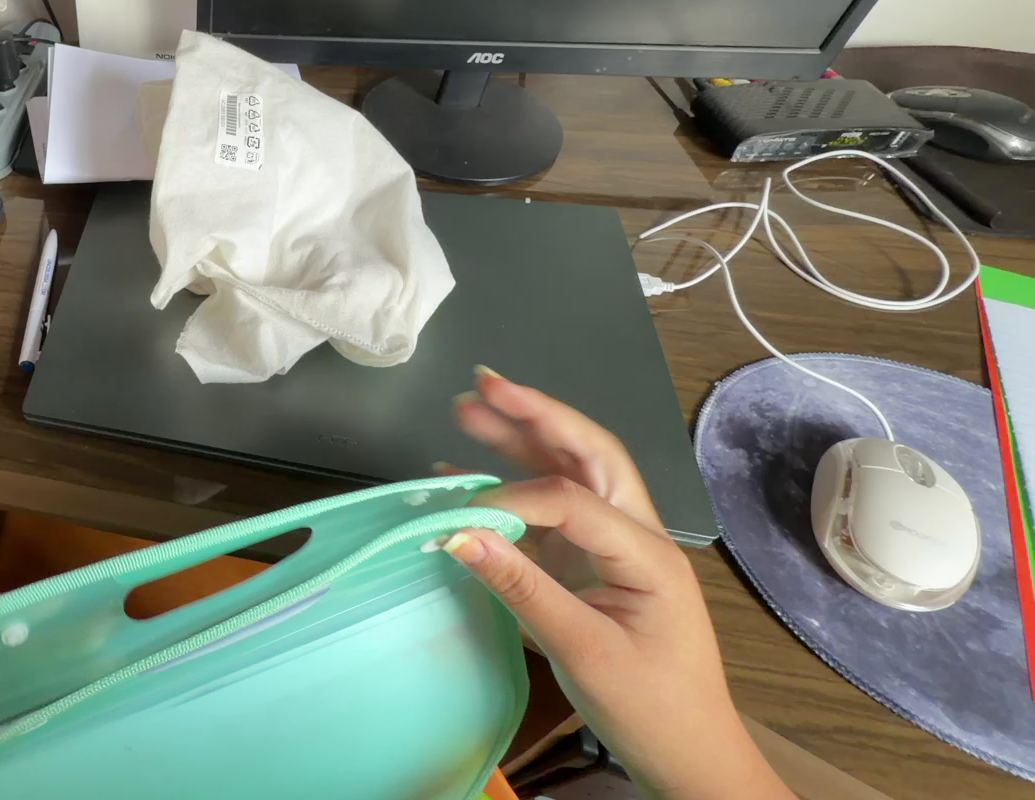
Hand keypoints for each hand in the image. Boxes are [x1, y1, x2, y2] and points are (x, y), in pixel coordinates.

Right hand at [446, 369, 794, 799]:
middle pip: (585, 453)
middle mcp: (633, 533)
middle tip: (484, 383)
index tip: (462, 521)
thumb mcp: (583, 651)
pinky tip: (459, 469)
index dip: (510, 499)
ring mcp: (608, 542)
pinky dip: (503, 482)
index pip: (570, 499)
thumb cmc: (651, 709)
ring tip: (469, 405)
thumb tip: (454, 532)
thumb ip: (519, 585)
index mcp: (647, 552)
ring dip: (518, 434)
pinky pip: (542, 508)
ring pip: (565, 469)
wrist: (690, 761)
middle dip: (535, 413)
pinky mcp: (583, 558)